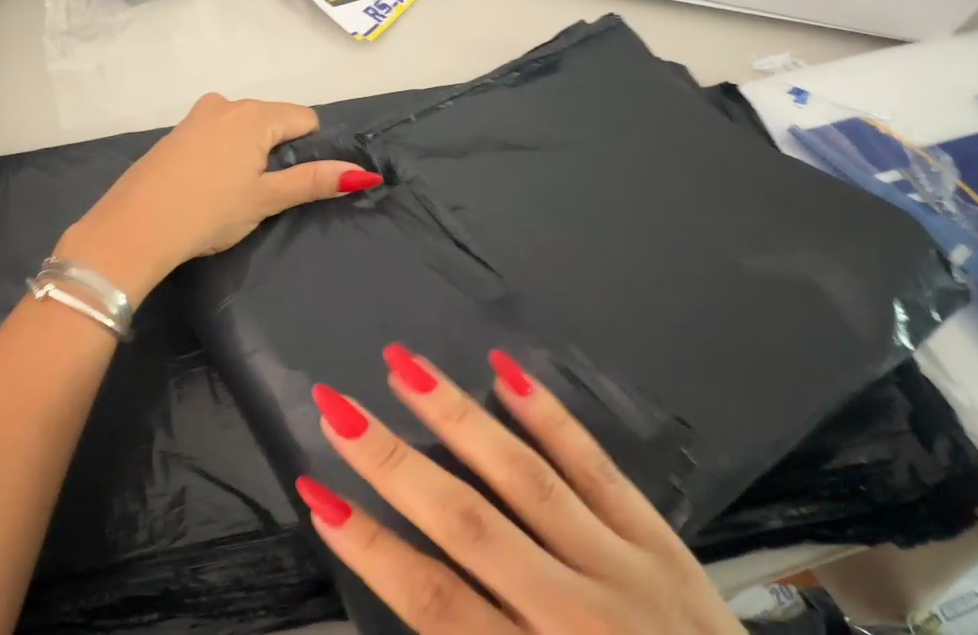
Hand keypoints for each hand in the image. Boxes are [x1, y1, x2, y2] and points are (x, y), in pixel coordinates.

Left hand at [56, 94, 377, 304]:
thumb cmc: (208, 212)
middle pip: (273, 120)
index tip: (292, 184)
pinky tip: (209, 185)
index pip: (304, 119)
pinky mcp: (176, 133)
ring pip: (243, 127)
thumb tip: (363, 173)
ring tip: (234, 193)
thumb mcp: (265, 199)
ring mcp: (197, 116)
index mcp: (254, 115)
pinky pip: (217, 134)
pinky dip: (224, 153)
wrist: (134, 227)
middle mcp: (226, 104)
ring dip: (250, 152)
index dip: (308, 151)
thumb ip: (313, 181)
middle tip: (263, 194)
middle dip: (278, 151)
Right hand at [296, 347, 745, 634]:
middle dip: (393, 463)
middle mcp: (574, 614)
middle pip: (468, 526)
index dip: (371, 549)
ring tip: (404, 367)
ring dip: (459, 419)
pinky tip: (506, 371)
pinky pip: (597, 468)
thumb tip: (410, 584)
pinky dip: (550, 418)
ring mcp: (623, 569)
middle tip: (336, 403)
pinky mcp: (658, 540)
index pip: (434, 601)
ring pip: (526, 480)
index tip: (319, 495)